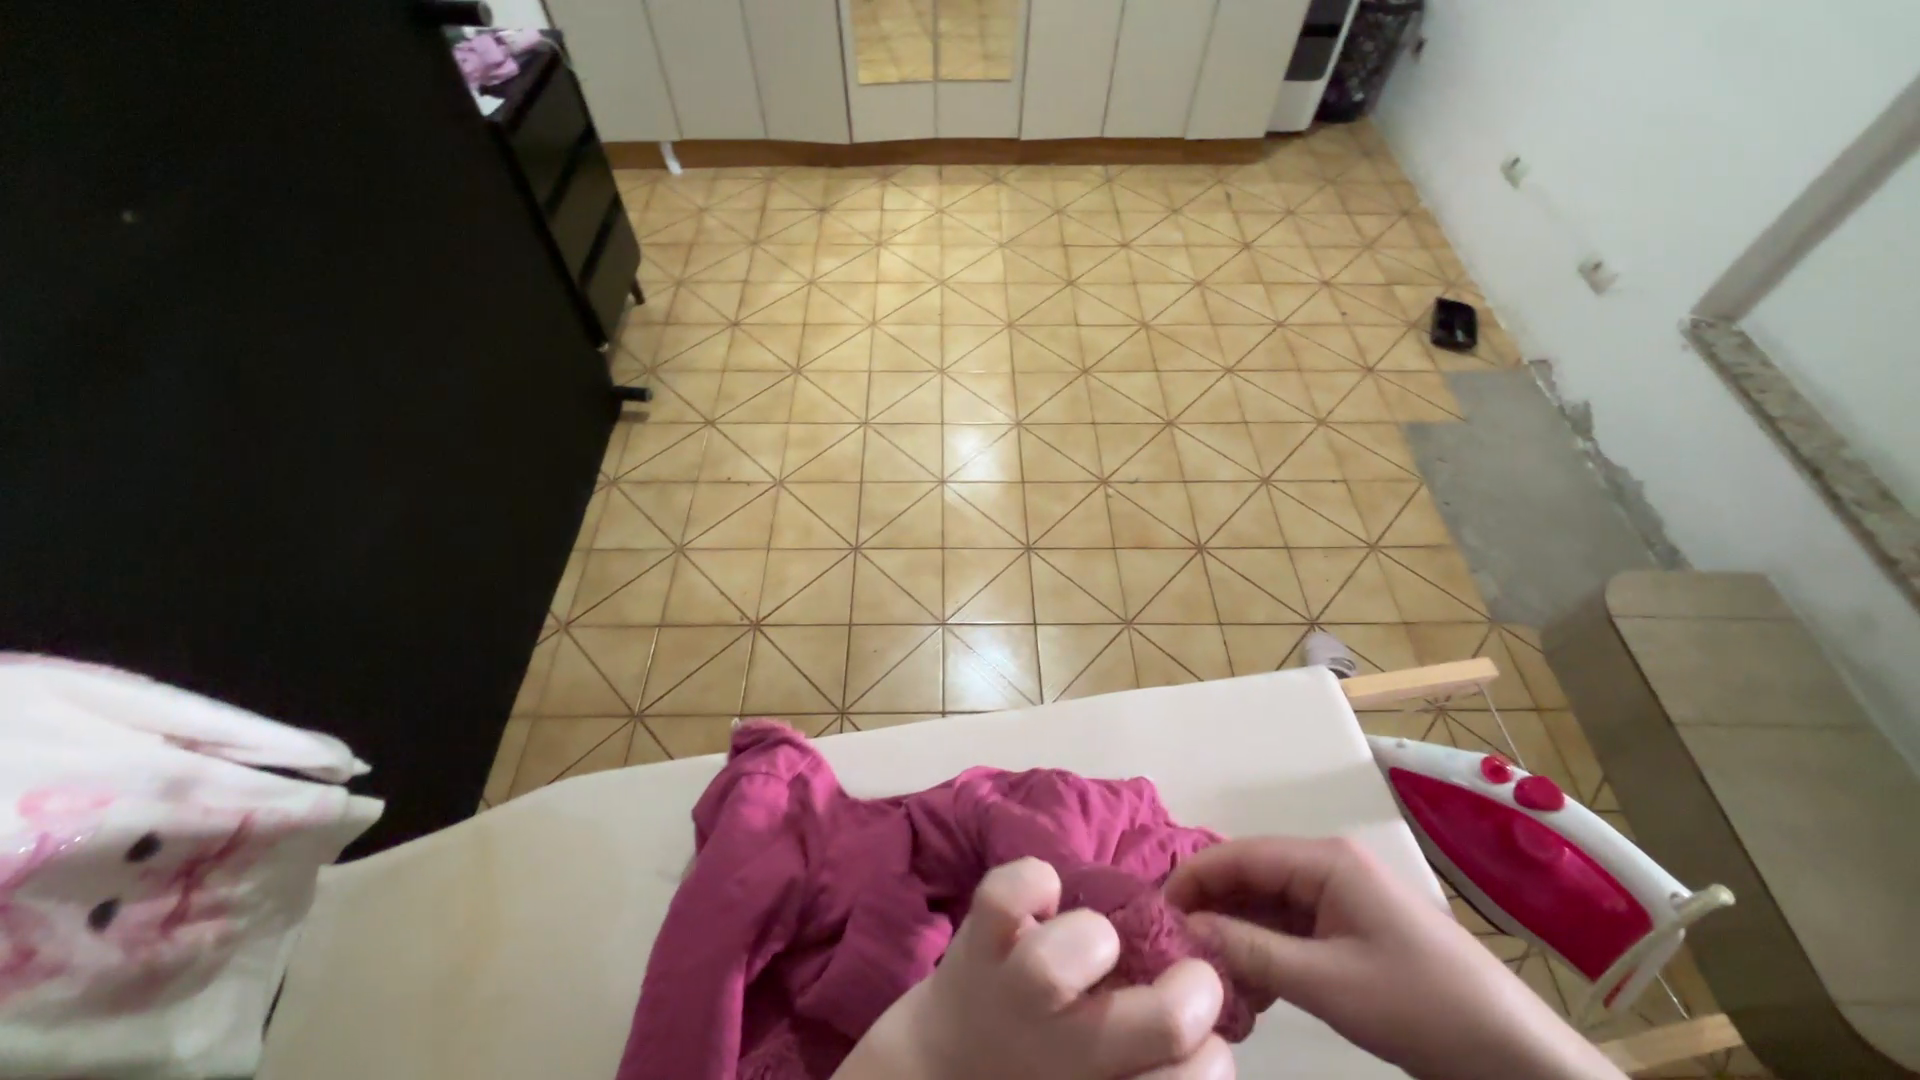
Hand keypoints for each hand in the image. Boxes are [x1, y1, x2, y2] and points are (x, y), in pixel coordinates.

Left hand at [838, 857, 1233, 1079]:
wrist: (941, 1071)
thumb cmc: (1043, 1068)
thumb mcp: (1100, 1073)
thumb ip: (1149, 1052)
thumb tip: (1208, 1012)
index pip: (1199, 1074)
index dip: (1211, 1048)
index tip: (1197, 1035)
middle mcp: (1068, 1053)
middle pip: (1159, 1020)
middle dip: (1190, 989)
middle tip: (1183, 978)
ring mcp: (1014, 995)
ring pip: (1054, 961)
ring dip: (1092, 937)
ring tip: (1093, 940)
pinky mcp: (975, 947)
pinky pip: (1002, 896)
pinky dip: (1030, 880)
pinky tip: (1044, 896)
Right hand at [1164, 837, 1622, 1079]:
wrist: (1512, 1056)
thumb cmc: (1418, 1004)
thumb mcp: (1325, 981)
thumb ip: (1249, 950)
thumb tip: (1184, 928)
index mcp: (1327, 861)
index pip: (1239, 854)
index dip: (1192, 878)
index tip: (1152, 912)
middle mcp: (1330, 868)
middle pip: (1251, 876)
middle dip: (1209, 908)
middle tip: (1169, 946)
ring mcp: (1343, 900)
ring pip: (1268, 906)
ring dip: (1235, 935)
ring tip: (1200, 970)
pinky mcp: (1352, 932)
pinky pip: (1291, 931)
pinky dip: (1264, 952)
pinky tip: (1245, 986)